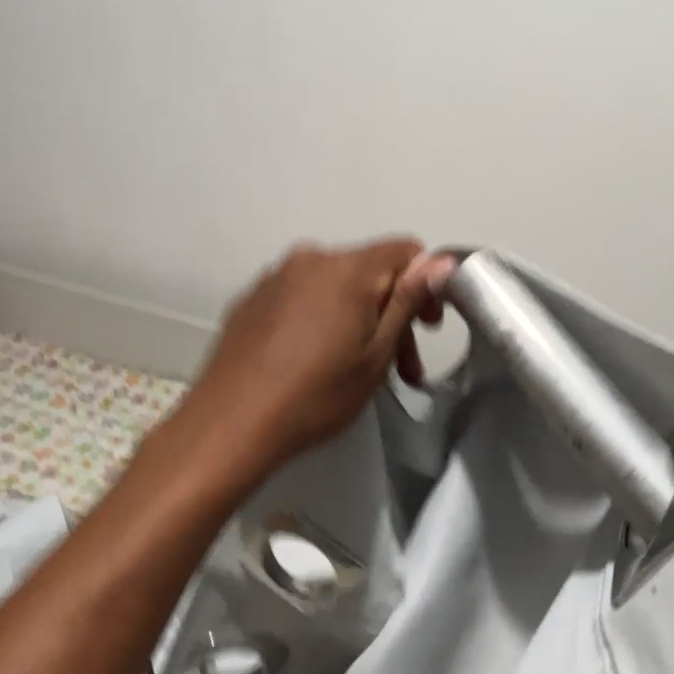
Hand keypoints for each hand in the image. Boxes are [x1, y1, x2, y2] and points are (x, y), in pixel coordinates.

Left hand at [179, 237, 454, 470]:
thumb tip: (441, 261)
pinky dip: (318, 322)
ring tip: (355, 371)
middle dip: (390, 315)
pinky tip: (310, 363)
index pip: (405, 251)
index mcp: (347, 268)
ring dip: (355, 320)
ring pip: (333, 287)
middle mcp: (309, 259)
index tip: (427, 331)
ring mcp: (274, 277)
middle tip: (400, 369)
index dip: (427, 286)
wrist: (231, 423)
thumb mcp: (375, 356)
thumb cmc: (315, 395)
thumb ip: (408, 302)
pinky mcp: (250, 300)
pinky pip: (300, 299)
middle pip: (368, 273)